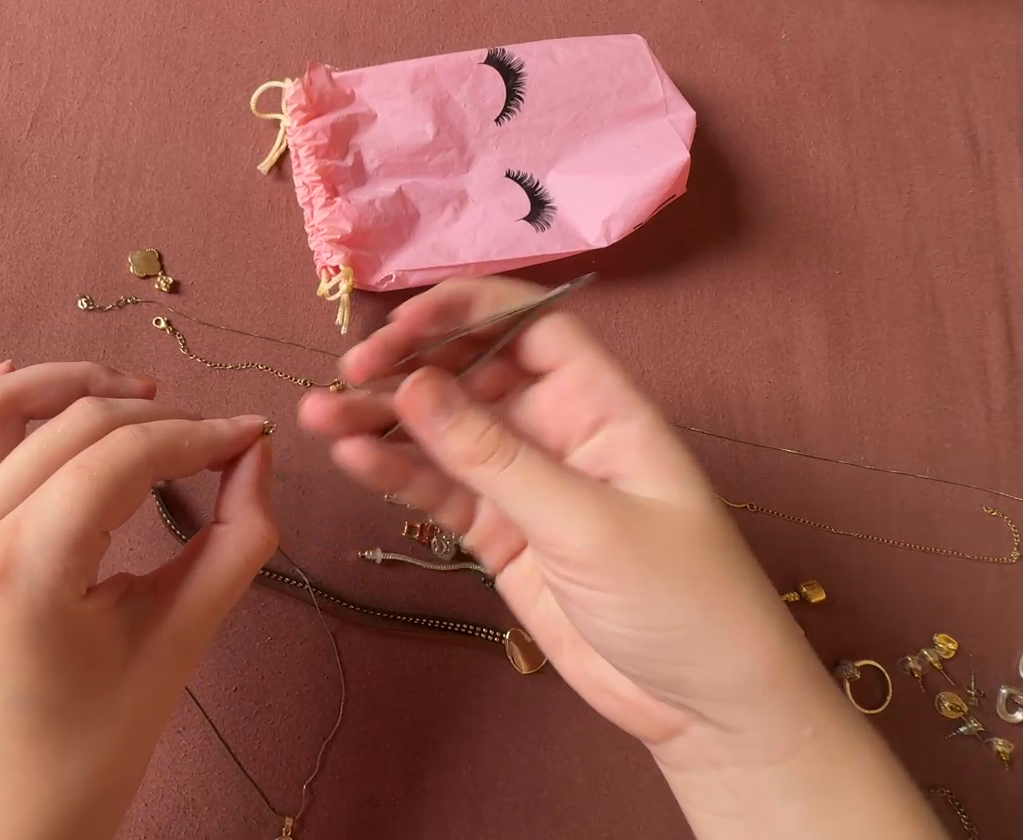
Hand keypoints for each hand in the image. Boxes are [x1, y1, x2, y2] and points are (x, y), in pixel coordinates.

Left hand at [0, 361, 275, 839]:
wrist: (20, 798)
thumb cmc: (106, 731)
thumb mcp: (186, 632)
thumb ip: (240, 534)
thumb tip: (257, 448)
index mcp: (26, 567)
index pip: (125, 456)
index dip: (199, 434)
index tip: (249, 434)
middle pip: (73, 424)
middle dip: (156, 415)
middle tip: (209, 436)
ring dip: (65, 380)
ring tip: (132, 391)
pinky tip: (15, 376)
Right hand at [299, 278, 941, 838]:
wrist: (704, 713)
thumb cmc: (680, 600)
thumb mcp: (587, 522)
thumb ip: (494, 456)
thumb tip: (413, 385)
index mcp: (597, 403)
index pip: (527, 325)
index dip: (464, 310)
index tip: (402, 322)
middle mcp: (551, 427)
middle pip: (468, 372)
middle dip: (408, 364)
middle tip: (350, 371)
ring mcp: (517, 478)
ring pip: (439, 431)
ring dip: (380, 419)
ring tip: (319, 415)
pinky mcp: (492, 526)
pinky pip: (435, 486)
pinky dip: (393, 471)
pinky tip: (351, 457)